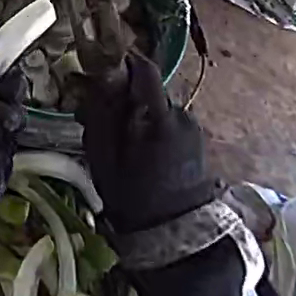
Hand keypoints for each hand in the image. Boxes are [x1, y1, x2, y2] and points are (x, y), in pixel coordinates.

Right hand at [76, 53, 216, 233]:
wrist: (176, 236)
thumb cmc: (134, 198)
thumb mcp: (105, 158)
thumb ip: (101, 115)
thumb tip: (98, 80)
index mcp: (160, 119)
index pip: (145, 70)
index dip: (123, 59)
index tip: (102, 63)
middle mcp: (182, 116)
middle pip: (148, 88)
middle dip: (124, 94)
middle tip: (100, 111)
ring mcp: (192, 127)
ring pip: (157, 105)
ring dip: (138, 112)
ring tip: (120, 138)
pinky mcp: (196, 139)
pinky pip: (167, 120)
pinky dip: (151, 126)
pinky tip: (140, 149)